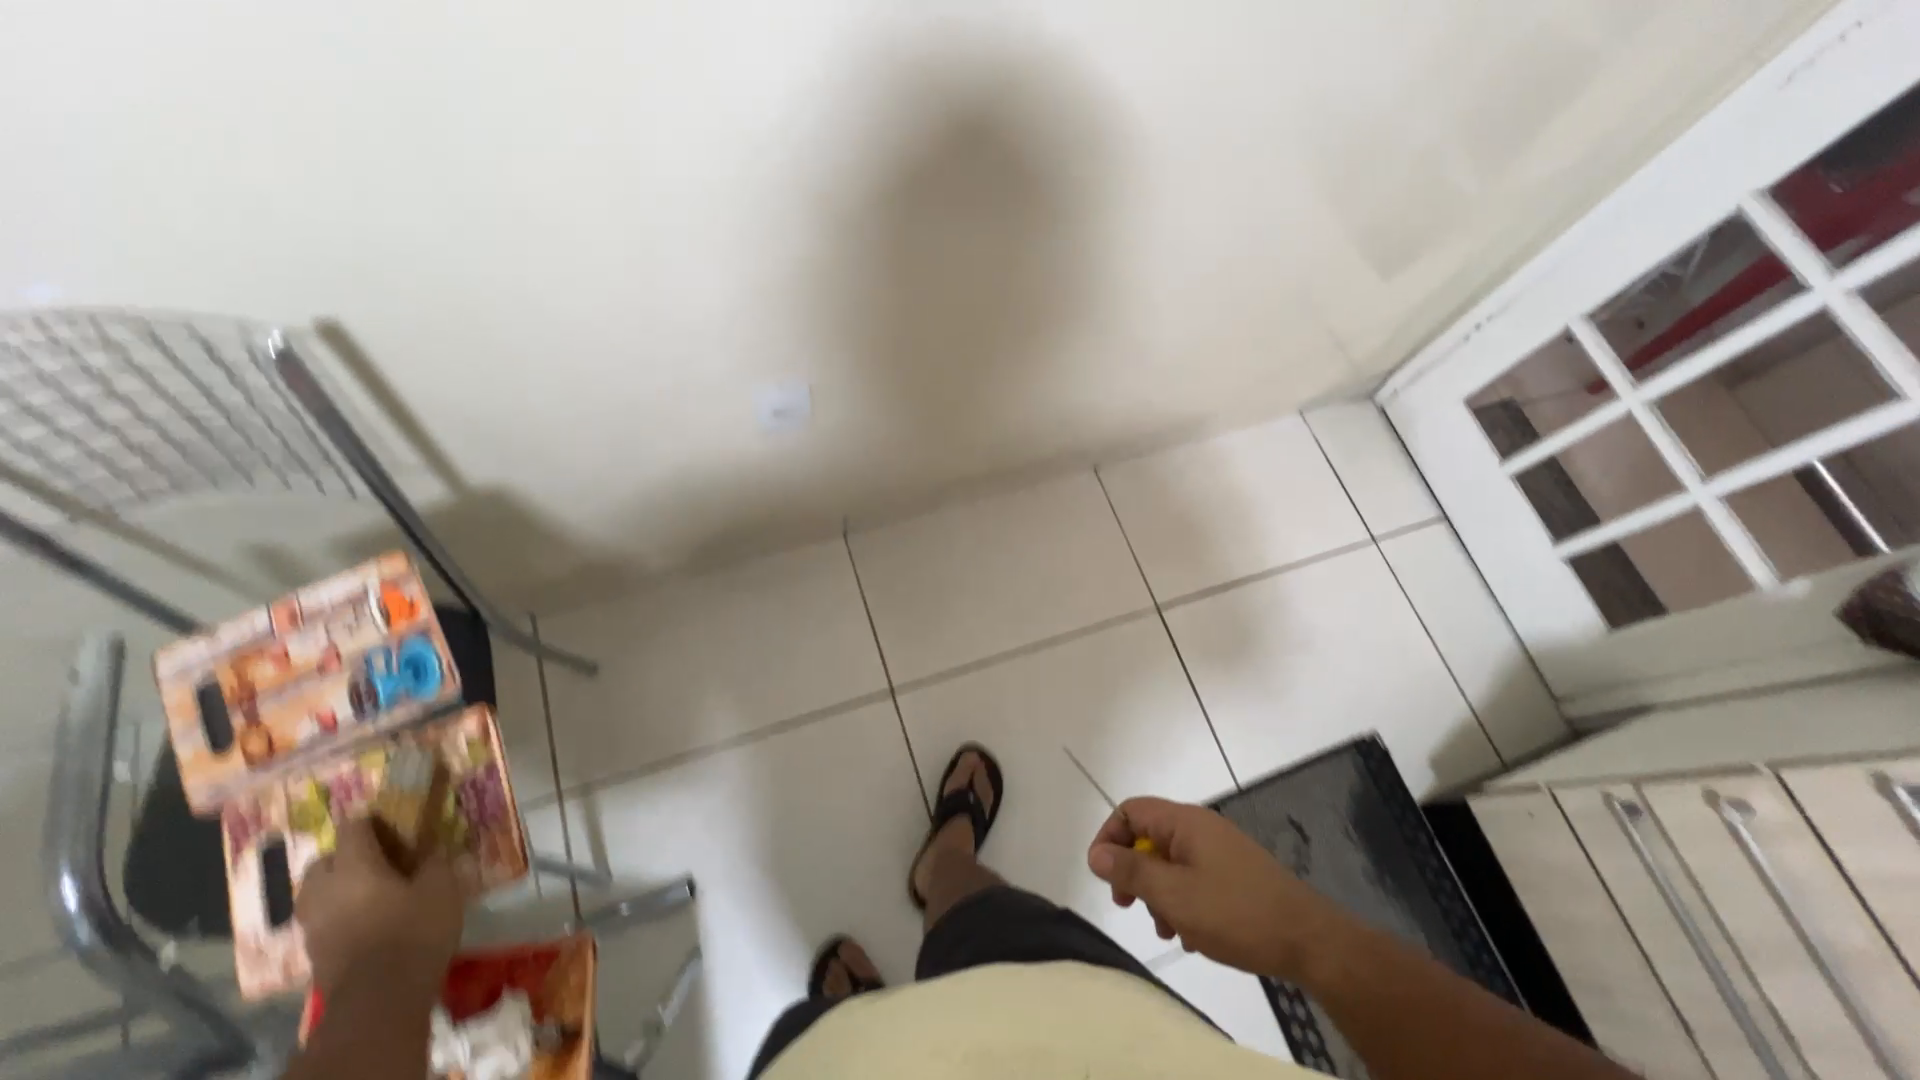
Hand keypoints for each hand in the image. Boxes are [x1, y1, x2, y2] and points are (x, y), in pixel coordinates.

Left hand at [296, 818, 464, 993]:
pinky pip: (320, 918)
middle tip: (378, 861)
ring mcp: (313, 922)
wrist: (379, 997)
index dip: (371, 821)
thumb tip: (434, 850)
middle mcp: (325, 888)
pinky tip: (363, 921)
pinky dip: (336, 913)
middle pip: (324, 859)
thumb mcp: (442, 890)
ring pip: (316, 891)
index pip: (352, 828)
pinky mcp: (312, 950)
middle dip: (346, 855)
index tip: (392, 823)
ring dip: (336, 885)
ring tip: (368, 892)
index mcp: (354, 865)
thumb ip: (437, 864)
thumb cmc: (413, 932)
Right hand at [1086, 797, 1335, 978]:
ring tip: (1167, 931)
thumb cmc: (1235, 914)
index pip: (1130, 810)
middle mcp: (1202, 829)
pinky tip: (1192, 937)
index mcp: (1185, 823)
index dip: (1109, 838)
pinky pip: (1194, 881)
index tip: (1104, 877)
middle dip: (1134, 874)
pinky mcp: (1235, 877)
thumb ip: (1131, 872)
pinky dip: (1184, 904)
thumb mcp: (1173, 895)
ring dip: (1159, 896)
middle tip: (1129, 907)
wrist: (1309, 942)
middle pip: (1149, 838)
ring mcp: (1221, 853)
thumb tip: (1095, 853)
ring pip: (1170, 864)